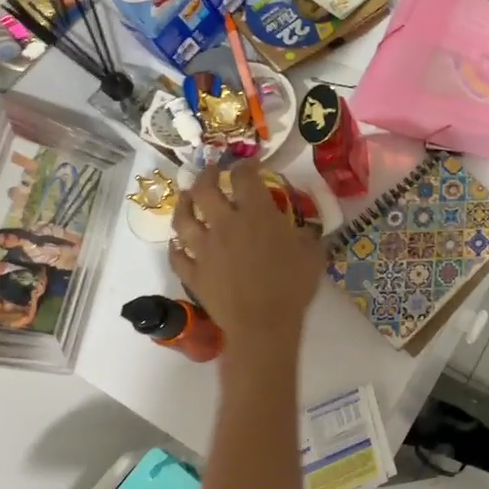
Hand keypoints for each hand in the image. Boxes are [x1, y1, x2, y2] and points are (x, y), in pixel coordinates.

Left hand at [169, 158, 326, 366]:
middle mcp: (225, 223)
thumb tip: (300, 230)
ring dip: (183, 203)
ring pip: (182, 218)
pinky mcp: (192, 273)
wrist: (262, 324)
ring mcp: (204, 248)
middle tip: (212, 171)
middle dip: (207, 174)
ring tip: (187, 197)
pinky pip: (176, 254)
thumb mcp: (312, 253)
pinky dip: (176, 245)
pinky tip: (178, 242)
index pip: (244, 176)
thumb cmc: (292, 285)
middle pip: (204, 189)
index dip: (246, 165)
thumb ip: (304, 235)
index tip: (251, 164)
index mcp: (256, 213)